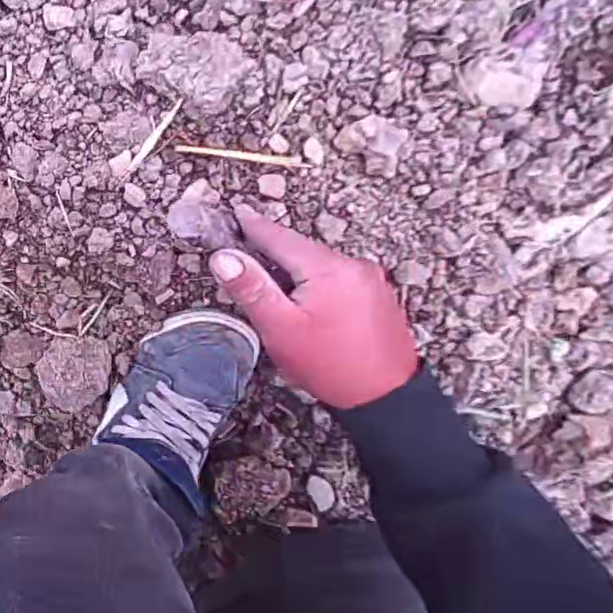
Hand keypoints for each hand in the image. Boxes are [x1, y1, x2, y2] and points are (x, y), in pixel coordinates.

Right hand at [207, 208, 420, 409]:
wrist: (388, 399)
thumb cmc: (333, 367)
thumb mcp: (281, 328)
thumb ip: (251, 289)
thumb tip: (224, 258)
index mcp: (328, 268)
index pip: (280, 237)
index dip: (254, 227)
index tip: (238, 213)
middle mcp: (353, 266)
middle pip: (300, 250)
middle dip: (273, 255)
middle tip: (246, 264)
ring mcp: (369, 280)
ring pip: (318, 264)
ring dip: (295, 272)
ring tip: (276, 297)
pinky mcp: (377, 295)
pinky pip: (337, 277)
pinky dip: (316, 283)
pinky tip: (307, 307)